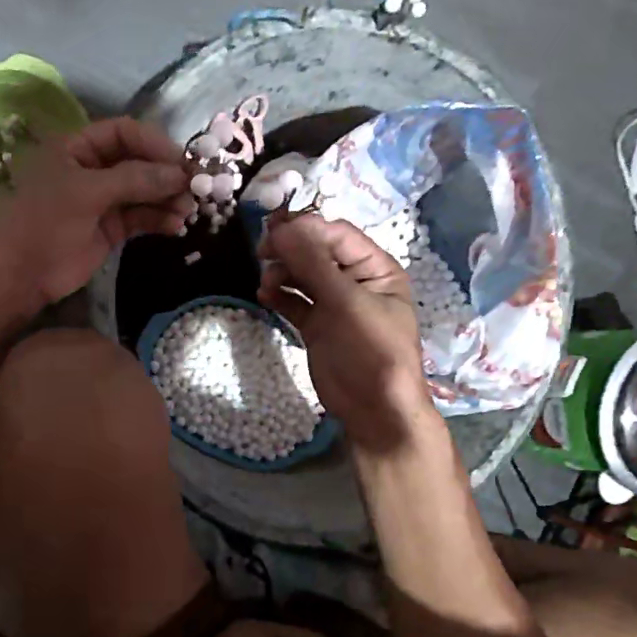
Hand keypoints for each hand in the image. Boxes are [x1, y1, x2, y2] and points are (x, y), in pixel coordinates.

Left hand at [0, 118, 195, 321]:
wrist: (20, 276)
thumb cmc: (43, 224)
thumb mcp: (86, 194)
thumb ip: (133, 180)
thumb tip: (179, 174)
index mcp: (77, 148)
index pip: (124, 133)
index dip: (154, 144)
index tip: (182, 161)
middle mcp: (92, 169)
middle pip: (139, 162)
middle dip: (166, 174)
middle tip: (196, 188)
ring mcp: (102, 201)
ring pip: (143, 192)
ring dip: (167, 199)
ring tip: (188, 211)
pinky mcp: (110, 230)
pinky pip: (141, 217)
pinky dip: (158, 220)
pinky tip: (175, 226)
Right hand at [257, 212, 431, 450]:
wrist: (374, 408)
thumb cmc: (371, 350)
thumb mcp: (347, 302)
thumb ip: (314, 264)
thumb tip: (283, 228)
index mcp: (375, 268)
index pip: (337, 235)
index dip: (306, 229)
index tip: (273, 231)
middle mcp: (355, 281)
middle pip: (316, 253)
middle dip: (290, 250)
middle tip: (262, 252)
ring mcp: (334, 305)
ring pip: (302, 277)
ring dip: (282, 274)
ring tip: (267, 283)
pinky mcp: (317, 326)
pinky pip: (294, 302)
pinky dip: (279, 297)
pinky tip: (265, 296)